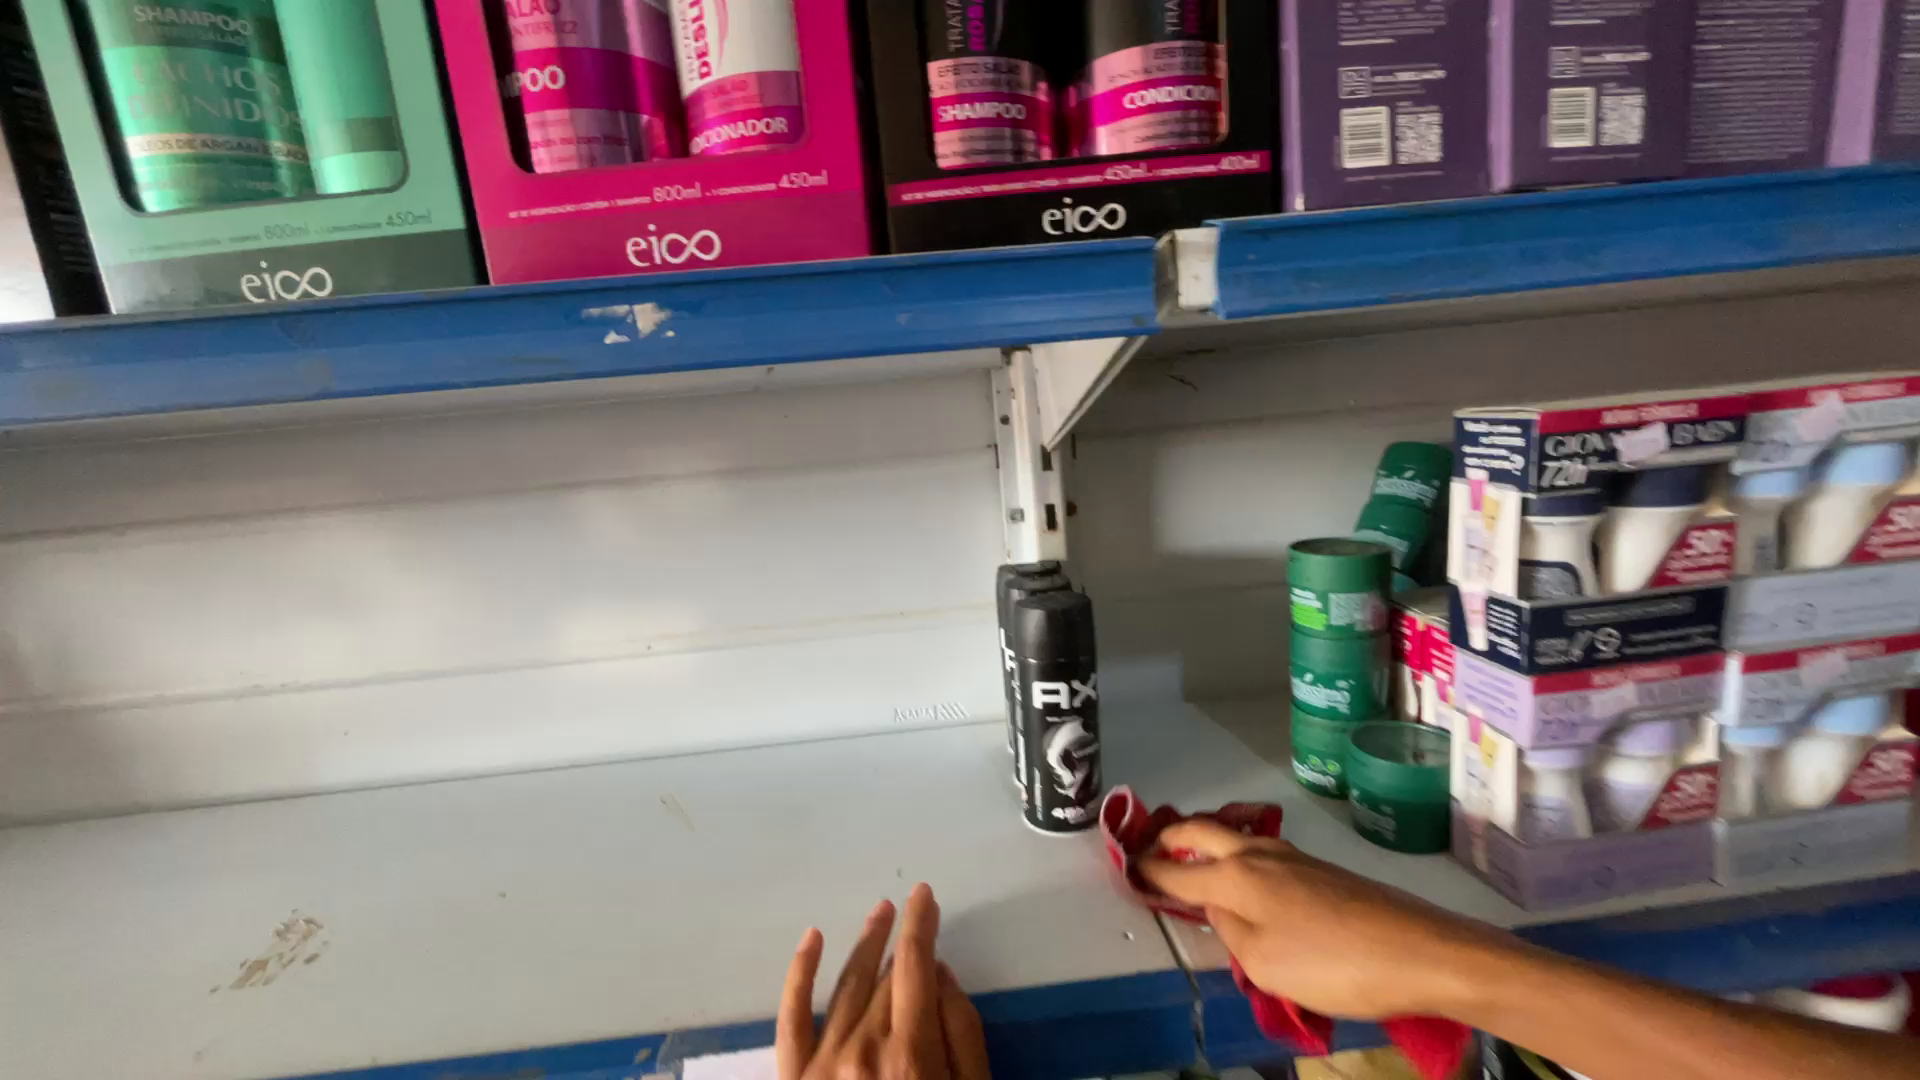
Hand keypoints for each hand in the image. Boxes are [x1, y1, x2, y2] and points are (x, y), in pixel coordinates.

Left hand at [777, 883, 991, 1079]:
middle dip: (899, 937)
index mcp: (911, 1055)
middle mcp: (861, 1049)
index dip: (922, 924)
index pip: (915, 965)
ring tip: (878, 913)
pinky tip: (811, 940)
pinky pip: (791, 1017)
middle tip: (909, 908)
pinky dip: (799, 974)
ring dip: (863, 944)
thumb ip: (962, 1032)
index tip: (926, 895)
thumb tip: (938, 973)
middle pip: (884, 974)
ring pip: (844, 985)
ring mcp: (821, 1065)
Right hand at [1138, 820, 1517, 1021]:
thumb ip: (1229, 930)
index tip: (1127, 867)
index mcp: (1234, 876)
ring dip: (1204, 838)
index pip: (1177, 868)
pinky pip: (1257, 849)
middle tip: (1150, 845)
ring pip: (1231, 834)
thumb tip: (1218, 907)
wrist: (1419, 950)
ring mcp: (1289, 855)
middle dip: (1170, 834)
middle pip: (1201, 830)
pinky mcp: (1316, 867)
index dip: (1148, 869)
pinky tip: (1244, 876)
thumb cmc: (1332, 964)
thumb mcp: (1263, 964)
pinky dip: (1234, 853)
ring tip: (1192, 854)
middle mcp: (1256, 853)